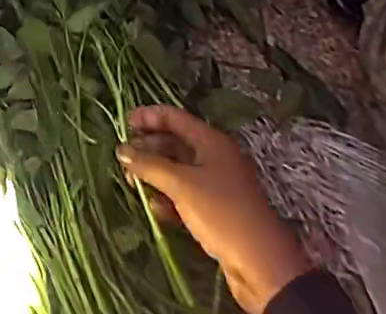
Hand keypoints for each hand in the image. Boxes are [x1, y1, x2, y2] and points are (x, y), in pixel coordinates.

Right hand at [117, 106, 311, 313]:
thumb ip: (149, 164)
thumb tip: (121, 150)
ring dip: (154, 175)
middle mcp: (214, 158)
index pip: (173, 117)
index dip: (147, 116)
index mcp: (211, 142)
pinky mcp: (216, 211)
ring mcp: (216, 185)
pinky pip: (185, 195)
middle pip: (174, 143)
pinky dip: (168, 198)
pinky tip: (156, 209)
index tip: (124, 124)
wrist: (264, 268)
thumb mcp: (181, 185)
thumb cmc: (222, 213)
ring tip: (133, 184)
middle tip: (124, 160)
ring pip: (177, 171)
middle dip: (147, 149)